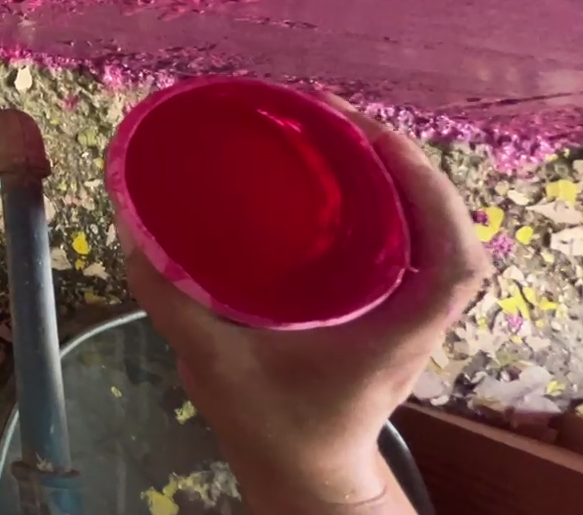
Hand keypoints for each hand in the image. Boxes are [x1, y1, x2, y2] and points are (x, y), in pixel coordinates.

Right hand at [120, 94, 487, 512]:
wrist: (302, 468)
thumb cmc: (269, 420)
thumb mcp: (211, 362)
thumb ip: (168, 300)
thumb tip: (130, 229)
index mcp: (393, 330)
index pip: (452, 259)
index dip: (427, 192)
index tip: (371, 137)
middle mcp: (409, 312)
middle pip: (440, 228)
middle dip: (398, 161)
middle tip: (328, 113)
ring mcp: (394, 307)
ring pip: (419, 230)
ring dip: (387, 174)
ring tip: (325, 130)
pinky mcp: (370, 302)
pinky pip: (389, 239)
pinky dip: (370, 197)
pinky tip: (320, 174)